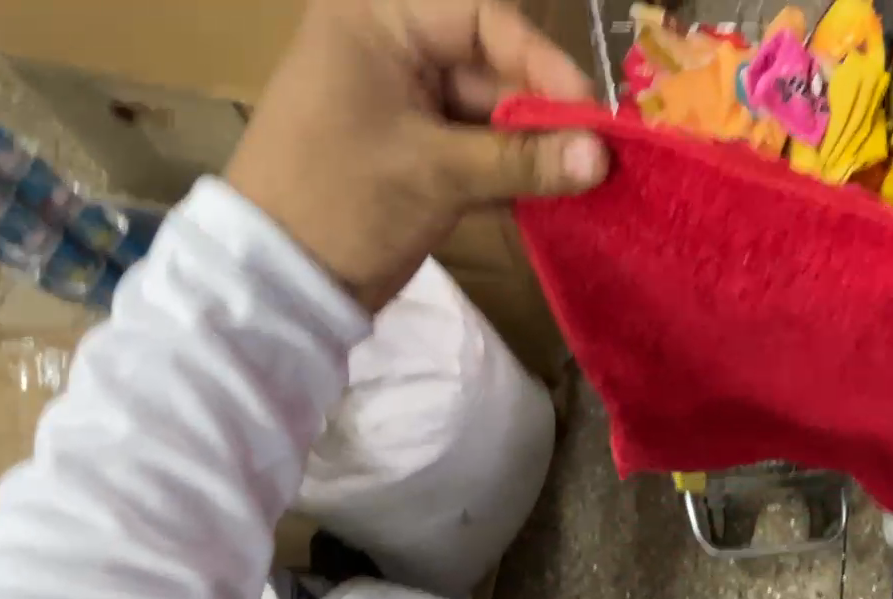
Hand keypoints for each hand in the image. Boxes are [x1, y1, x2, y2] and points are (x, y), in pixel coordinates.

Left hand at [226, 0, 608, 310]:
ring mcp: (413, 109)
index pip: (482, 17)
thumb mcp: (438, 172)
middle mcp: (399, 53)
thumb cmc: (346, 198)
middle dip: (547, 116)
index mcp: (381, 21)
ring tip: (588, 183)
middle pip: (495, 70)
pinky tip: (557, 202)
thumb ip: (524, 161)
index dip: (542, 61)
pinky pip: (486, 155)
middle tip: (600, 159)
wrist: (289, 278)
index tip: (590, 114)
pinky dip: (518, 178)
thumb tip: (603, 157)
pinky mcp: (426, 158)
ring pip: (495, 119)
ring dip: (539, 153)